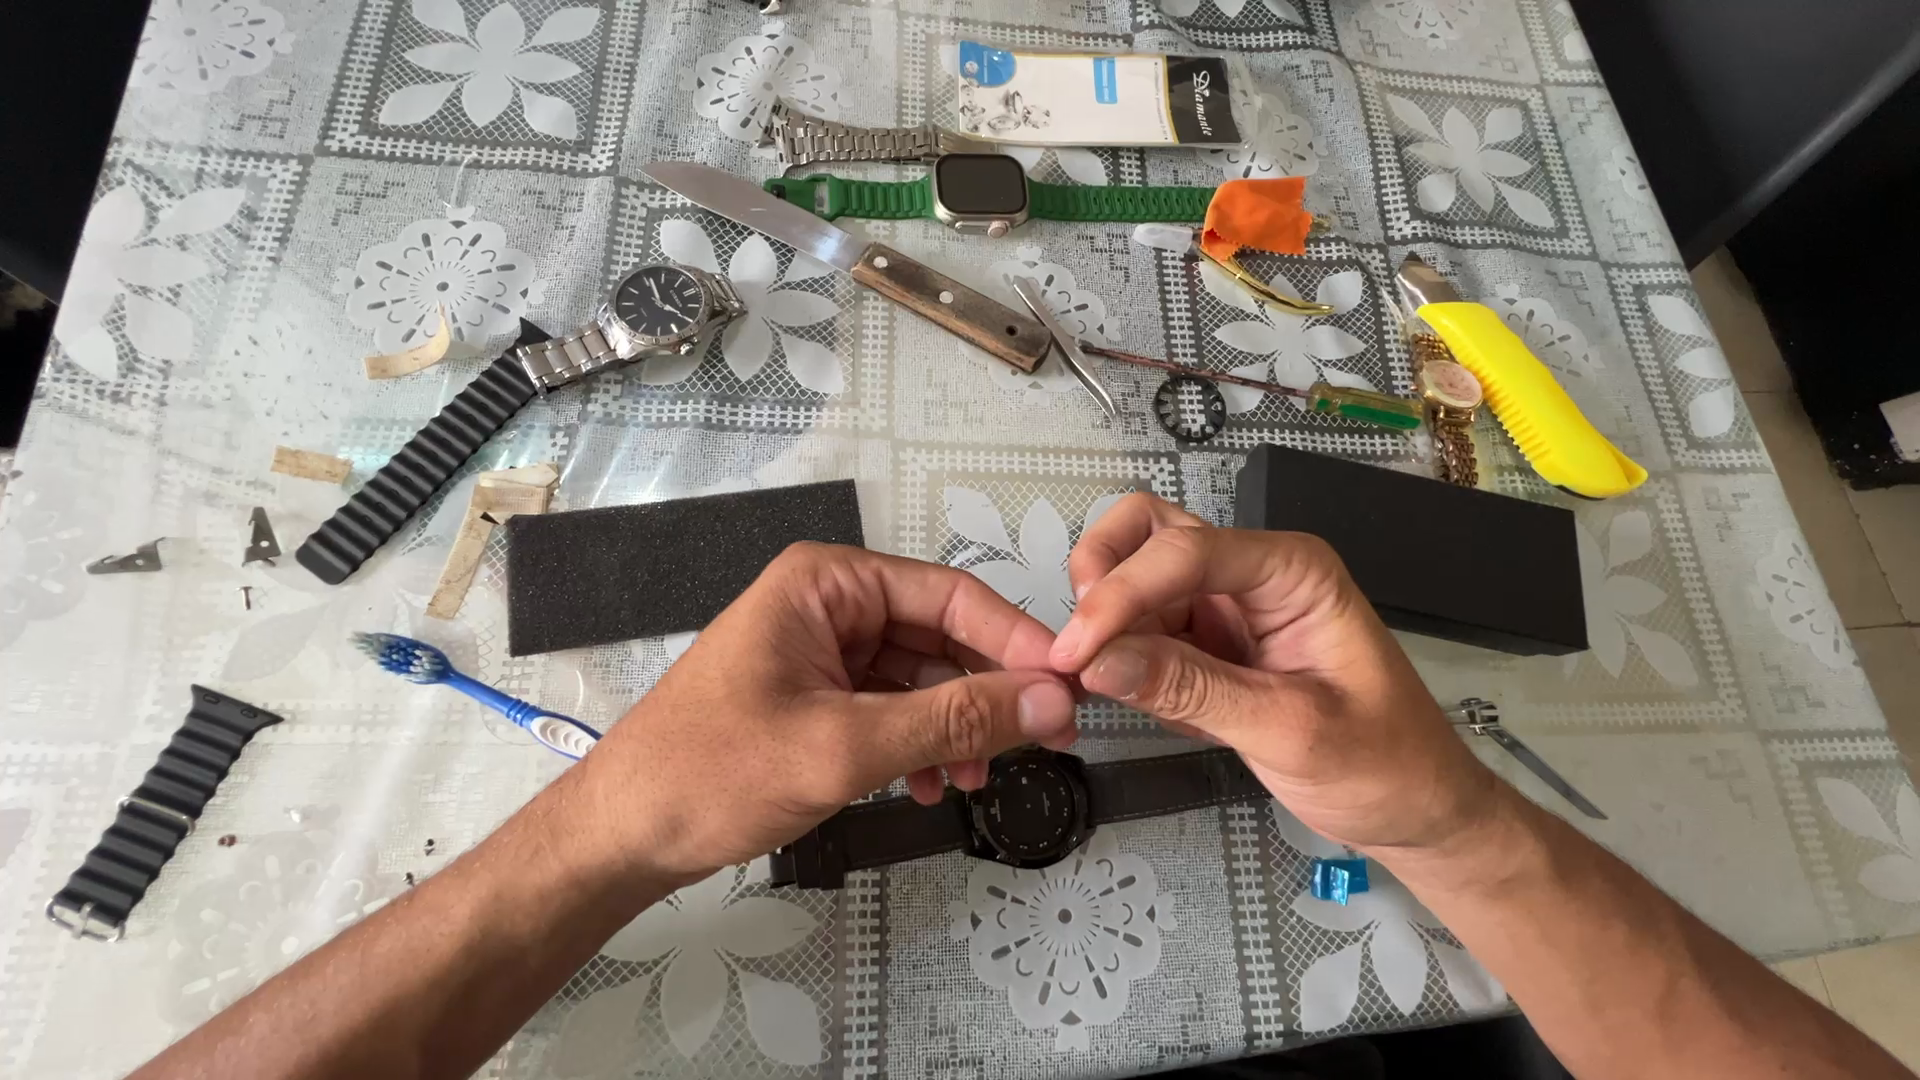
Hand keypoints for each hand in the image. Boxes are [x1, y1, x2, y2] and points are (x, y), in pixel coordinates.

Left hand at [572, 543, 1078, 883]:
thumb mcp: (845, 745)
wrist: (620, 838)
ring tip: (977, 778)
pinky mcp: (817, 693)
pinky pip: (891, 706)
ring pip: (920, 677)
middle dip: (987, 692)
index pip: (949, 596)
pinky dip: (919, 743)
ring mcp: (823, 650)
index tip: (1068, 687)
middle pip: (939, 636)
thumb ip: (953, 720)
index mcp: (830, 582)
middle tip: (1042, 740)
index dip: (1015, 640)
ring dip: (955, 726)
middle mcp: (830, 604)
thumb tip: (1049, 701)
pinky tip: (930, 784)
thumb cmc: (714, 773)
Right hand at [1048, 494, 1501, 855]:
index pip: (1186, 553)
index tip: (1074, 654)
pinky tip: (1140, 696)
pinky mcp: (1205, 640)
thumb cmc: (1382, 766)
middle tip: (1082, 640)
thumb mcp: (1289, 731)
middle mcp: (1250, 571)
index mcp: (1290, 570)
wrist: (1415, 807)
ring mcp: (1224, 603)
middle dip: (1103, 571)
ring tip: (1102, 678)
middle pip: (1150, 528)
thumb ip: (1191, 690)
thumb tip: (1095, 663)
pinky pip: (1142, 624)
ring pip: (1135, 572)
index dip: (1121, 595)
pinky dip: (1120, 650)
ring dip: (1104, 616)